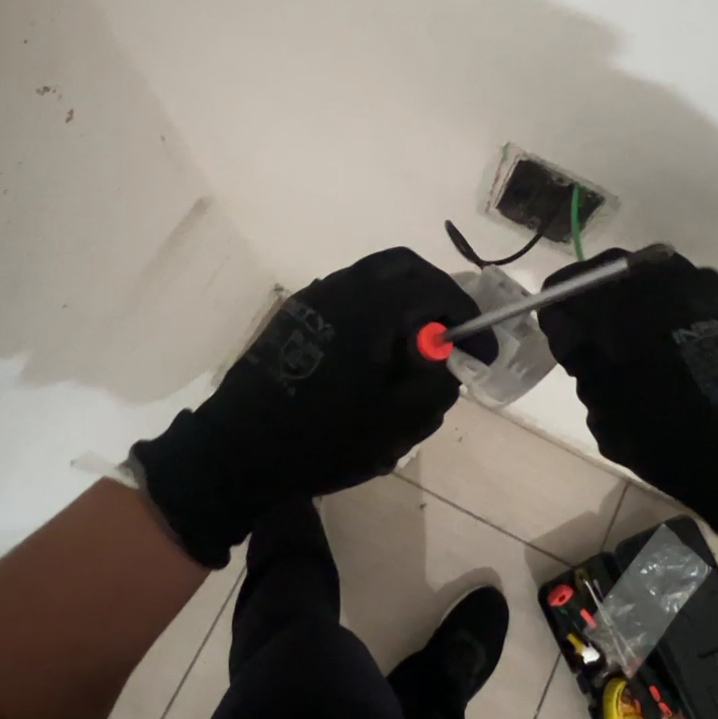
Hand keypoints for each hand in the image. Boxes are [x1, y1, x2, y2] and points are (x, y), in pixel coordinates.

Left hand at [132, 247, 479, 567]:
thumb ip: (435, 384)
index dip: (468, 318)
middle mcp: (343, 288)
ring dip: (403, 301)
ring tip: (413, 347)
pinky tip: (374, 353)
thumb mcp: (396, 422)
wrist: (235, 451)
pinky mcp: (295, 315)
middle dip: (436, 294)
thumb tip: (444, 358)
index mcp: (372, 307)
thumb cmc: (322, 437)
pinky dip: (374, 310)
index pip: (437, 292)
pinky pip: (348, 295)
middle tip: (450, 332)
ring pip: (373, 277)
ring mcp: (314, 298)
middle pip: (404, 267)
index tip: (482, 352)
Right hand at [537, 248, 717, 597]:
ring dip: (628, 307)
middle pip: (612, 275)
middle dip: (594, 305)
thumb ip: (577, 349)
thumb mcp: (604, 398)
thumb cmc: (666, 434)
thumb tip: (561, 319)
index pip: (574, 284)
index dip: (559, 306)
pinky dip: (660, 313)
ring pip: (646, 281)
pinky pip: (678, 294)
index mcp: (629, 298)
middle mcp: (667, 277)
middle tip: (588, 345)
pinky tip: (661, 351)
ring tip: (627, 353)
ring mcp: (703, 288)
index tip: (556, 332)